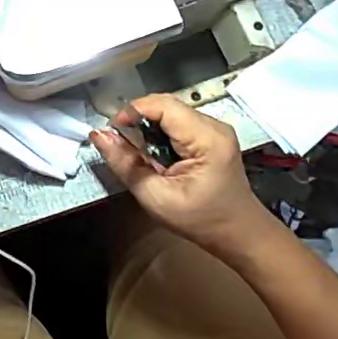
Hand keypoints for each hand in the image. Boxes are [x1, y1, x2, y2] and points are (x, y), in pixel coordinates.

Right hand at [91, 94, 273, 253]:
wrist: (238, 233)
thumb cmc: (200, 220)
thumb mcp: (155, 196)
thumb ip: (125, 163)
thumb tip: (99, 136)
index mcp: (206, 138)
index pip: (163, 105)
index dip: (132, 111)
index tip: (112, 132)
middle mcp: (214, 124)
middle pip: (166, 105)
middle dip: (138, 119)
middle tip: (120, 143)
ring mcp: (215, 128)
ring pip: (170, 112)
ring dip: (148, 126)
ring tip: (136, 151)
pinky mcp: (211, 135)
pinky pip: (178, 122)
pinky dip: (160, 133)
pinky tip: (154, 154)